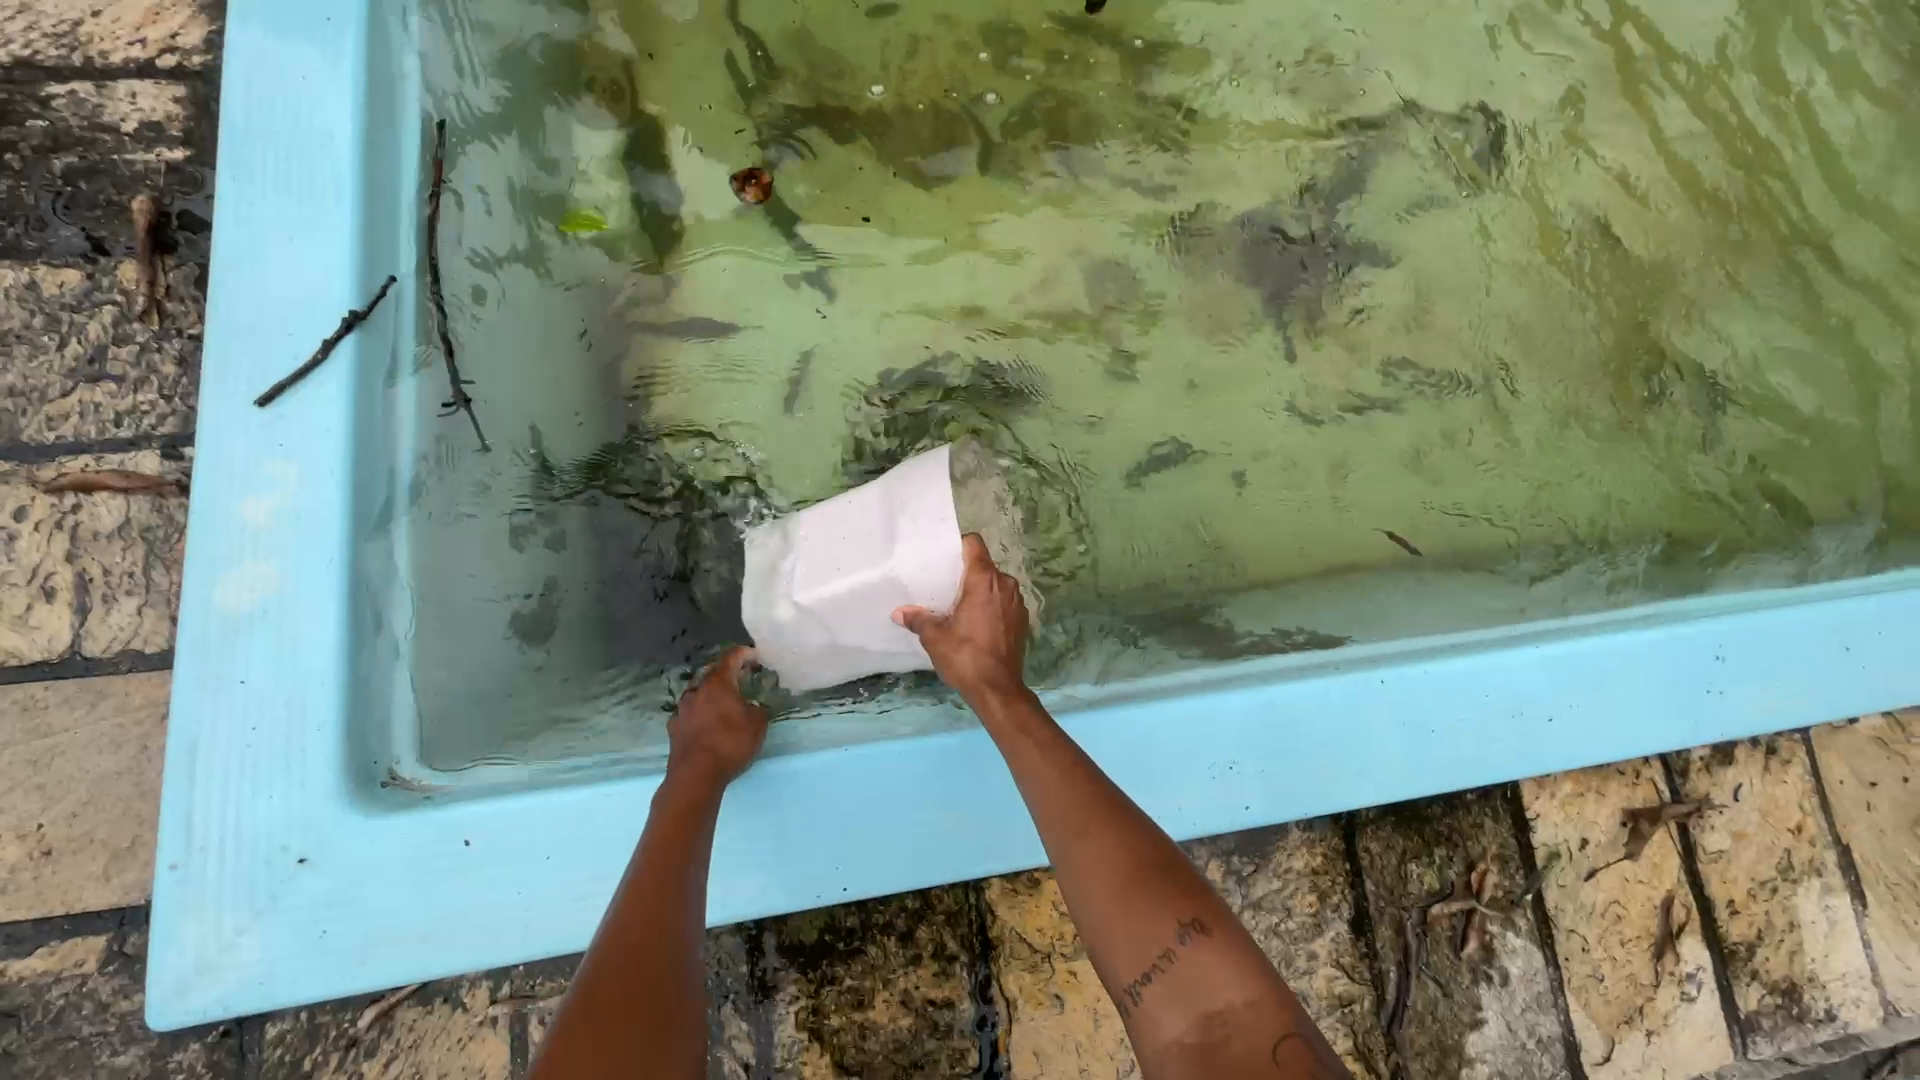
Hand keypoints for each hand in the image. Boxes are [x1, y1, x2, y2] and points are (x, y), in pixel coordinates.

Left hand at [667, 646, 768, 786]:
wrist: (695, 774)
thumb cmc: (730, 744)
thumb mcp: (757, 725)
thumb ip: (758, 709)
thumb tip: (752, 706)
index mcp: (718, 684)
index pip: (731, 657)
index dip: (744, 653)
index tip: (755, 655)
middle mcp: (697, 690)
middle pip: (711, 673)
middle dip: (726, 673)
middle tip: (740, 679)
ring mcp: (682, 709)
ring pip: (698, 692)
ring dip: (710, 693)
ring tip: (723, 703)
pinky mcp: (674, 727)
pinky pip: (689, 711)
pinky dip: (700, 711)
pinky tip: (706, 723)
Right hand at [894, 534, 1029, 708]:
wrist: (998, 689)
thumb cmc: (965, 657)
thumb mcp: (935, 637)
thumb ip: (918, 619)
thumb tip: (900, 613)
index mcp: (984, 581)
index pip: (975, 544)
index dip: (960, 545)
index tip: (945, 557)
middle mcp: (1005, 585)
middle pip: (985, 566)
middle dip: (966, 573)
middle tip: (946, 586)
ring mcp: (1017, 603)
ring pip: (996, 585)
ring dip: (980, 591)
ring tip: (960, 606)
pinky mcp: (1022, 620)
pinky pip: (1004, 602)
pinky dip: (992, 606)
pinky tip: (977, 623)